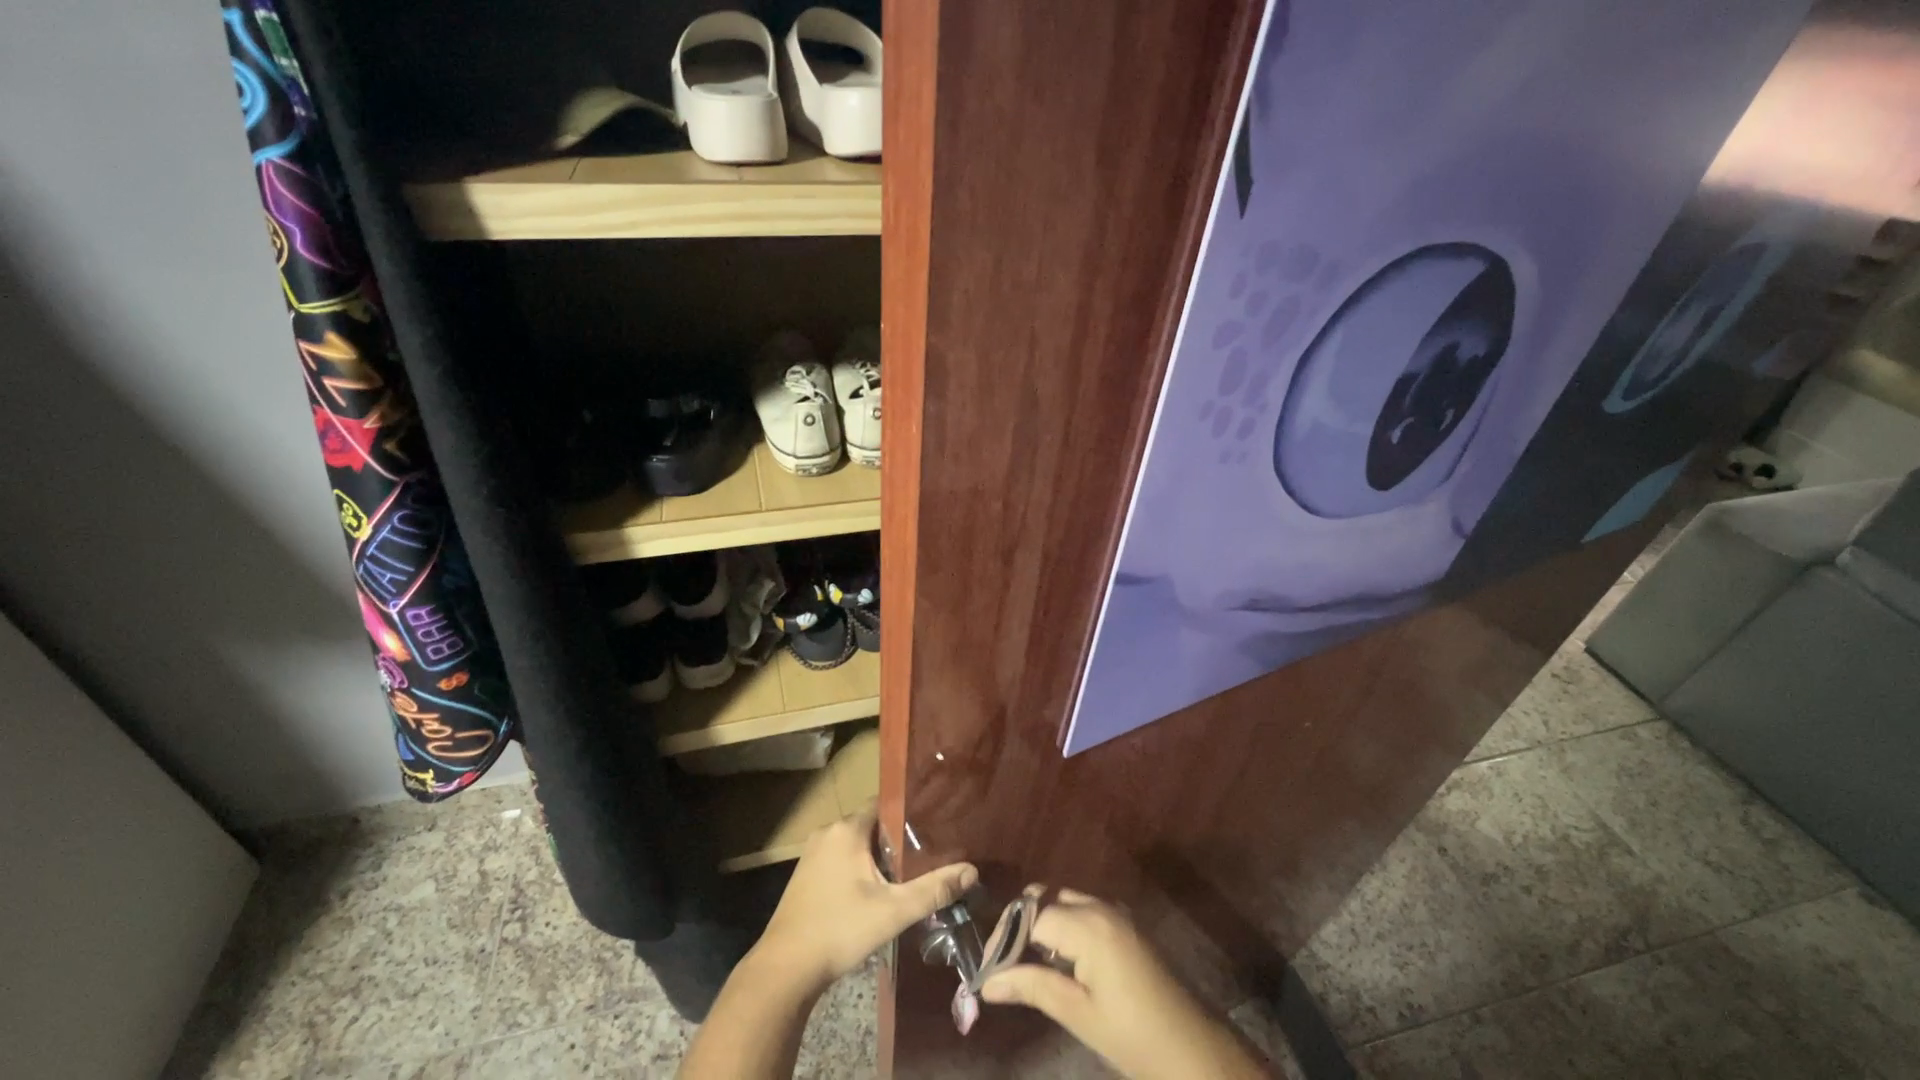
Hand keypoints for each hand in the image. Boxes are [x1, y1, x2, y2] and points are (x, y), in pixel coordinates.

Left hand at [751, 810, 978, 993]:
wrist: (786, 968)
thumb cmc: (840, 930)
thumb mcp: (894, 911)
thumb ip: (934, 889)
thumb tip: (972, 871)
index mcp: (846, 829)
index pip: (885, 803)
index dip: (911, 812)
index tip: (938, 823)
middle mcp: (827, 832)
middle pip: (872, 824)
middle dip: (899, 838)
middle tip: (932, 852)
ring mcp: (813, 854)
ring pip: (856, 843)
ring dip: (880, 856)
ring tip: (911, 871)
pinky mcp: (807, 875)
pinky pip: (842, 859)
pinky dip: (861, 868)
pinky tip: (879, 890)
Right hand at [979, 889, 1268, 1079]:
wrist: (1194, 1048)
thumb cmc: (1132, 1034)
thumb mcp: (1078, 1013)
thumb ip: (1032, 987)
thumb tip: (987, 982)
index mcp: (1089, 926)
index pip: (1030, 915)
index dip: (1004, 939)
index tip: (988, 969)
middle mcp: (1103, 908)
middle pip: (1047, 897)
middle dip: (1021, 923)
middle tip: (1003, 961)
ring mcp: (1119, 915)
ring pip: (1066, 901)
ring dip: (1042, 924)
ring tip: (1024, 962)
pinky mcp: (1128, 928)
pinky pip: (1086, 911)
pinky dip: (1065, 926)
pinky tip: (1058, 960)